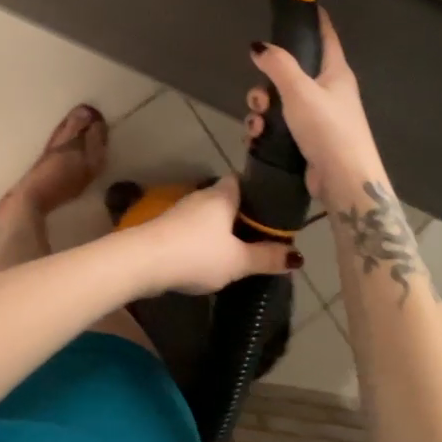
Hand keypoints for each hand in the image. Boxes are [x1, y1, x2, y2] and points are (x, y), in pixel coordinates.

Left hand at [135, 174, 298, 294]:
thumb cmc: (196, 254)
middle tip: (262, 235)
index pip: (244, 181)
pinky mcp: (168, 226)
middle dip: (243, 215)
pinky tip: (212, 257)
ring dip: (223, 228)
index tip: (274, 210)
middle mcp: (202, 195)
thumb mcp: (238, 261)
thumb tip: (297, 256)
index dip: (259, 193)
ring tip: (241, 249)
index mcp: (223, 194)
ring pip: (211, 214)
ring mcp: (182, 210)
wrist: (144, 260)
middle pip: (228, 199)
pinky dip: (206, 238)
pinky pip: (196, 227)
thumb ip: (267, 257)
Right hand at [245, 7, 382, 200]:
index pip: (326, 36)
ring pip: (281, 101)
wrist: (344, 181)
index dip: (314, 20)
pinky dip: (266, 129)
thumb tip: (258, 46)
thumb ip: (278, 65)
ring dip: (263, 109)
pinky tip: (257, 137)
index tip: (299, 6)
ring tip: (258, 123)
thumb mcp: (300, 91)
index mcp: (336, 73)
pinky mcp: (307, 141)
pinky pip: (280, 126)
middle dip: (268, 80)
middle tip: (260, 95)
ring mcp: (318, 117)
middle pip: (292, 72)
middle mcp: (329, 92)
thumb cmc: (328, 128)